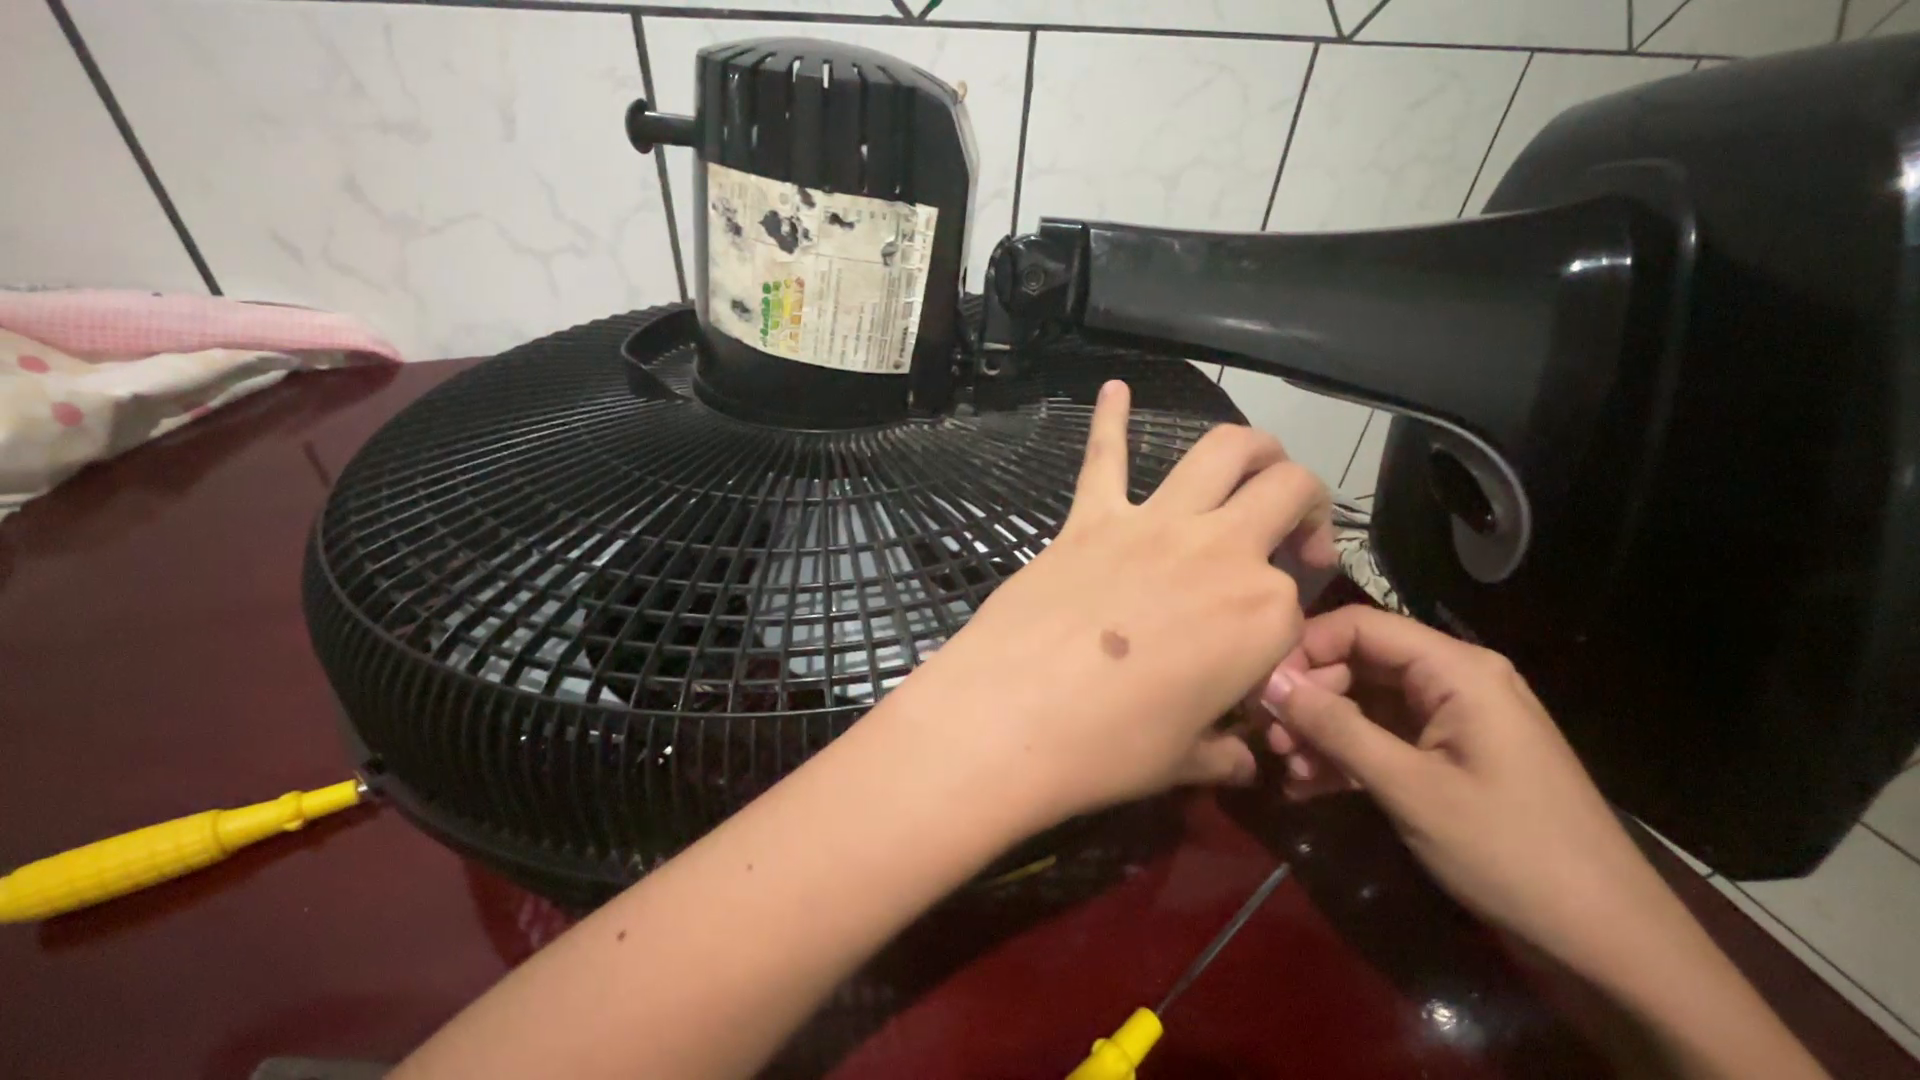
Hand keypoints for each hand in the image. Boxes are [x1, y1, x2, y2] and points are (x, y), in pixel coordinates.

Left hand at [888, 380, 1334, 826]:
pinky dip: (1110, 419)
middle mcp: (1222, 551)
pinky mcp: (1089, 518)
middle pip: (1289, 490)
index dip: (1287, 621)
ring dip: (1252, 446)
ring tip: (1255, 460)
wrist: (1009, 718)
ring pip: (1223, 450)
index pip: (1298, 599)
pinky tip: (1113, 388)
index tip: (1262, 651)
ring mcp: (1154, 525)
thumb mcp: (1184, 760)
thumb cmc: (1109, 750)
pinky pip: (1105, 457)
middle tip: (1292, 534)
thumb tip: (1239, 759)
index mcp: (1264, 614)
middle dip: (1305, 501)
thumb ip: (1223, 751)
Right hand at [1262, 605, 1665, 970]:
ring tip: (1286, 770)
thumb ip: (1336, 729)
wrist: (1603, 938)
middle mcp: (1455, 682)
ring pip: (1368, 705)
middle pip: (1360, 664)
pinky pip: (1387, 741)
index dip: (1304, 649)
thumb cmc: (1508, 850)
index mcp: (1457, 670)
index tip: (1258, 689)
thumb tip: (1269, 683)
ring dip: (1323, 732)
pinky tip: (1310, 787)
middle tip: (1270, 741)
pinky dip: (1348, 758)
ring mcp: (1456, 723)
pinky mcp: (1452, 760)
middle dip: (1310, 698)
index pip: (1360, 626)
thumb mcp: (1409, 787)